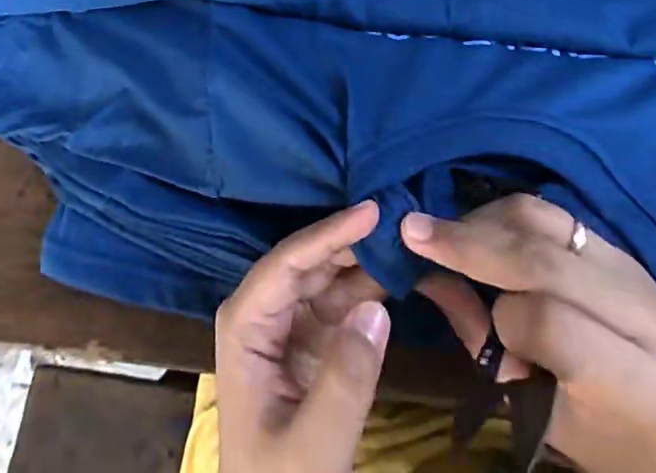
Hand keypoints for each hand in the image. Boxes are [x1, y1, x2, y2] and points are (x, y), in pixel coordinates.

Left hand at [216, 200, 391, 472]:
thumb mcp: (313, 445)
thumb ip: (344, 380)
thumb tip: (377, 310)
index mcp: (245, 323)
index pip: (288, 263)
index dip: (330, 233)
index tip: (373, 210)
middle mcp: (264, 311)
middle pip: (311, 261)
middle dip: (355, 239)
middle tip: (404, 216)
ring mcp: (290, 323)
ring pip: (330, 275)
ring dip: (368, 257)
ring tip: (410, 234)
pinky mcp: (315, 338)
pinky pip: (345, 300)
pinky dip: (374, 285)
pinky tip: (403, 269)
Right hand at [404, 195, 655, 472]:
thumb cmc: (606, 437)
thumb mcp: (547, 418)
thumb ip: (488, 346)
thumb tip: (429, 279)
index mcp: (632, 377)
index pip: (553, 322)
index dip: (500, 313)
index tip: (456, 303)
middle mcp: (641, 310)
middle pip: (544, 255)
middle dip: (471, 239)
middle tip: (415, 230)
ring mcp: (632, 268)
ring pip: (545, 218)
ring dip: (485, 218)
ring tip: (447, 233)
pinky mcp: (617, 245)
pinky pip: (552, 213)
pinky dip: (506, 214)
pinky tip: (480, 228)